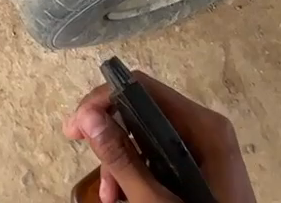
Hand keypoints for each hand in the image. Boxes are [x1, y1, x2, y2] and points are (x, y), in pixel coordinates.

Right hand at [65, 70, 256, 202]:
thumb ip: (123, 160)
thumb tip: (87, 116)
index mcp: (204, 127)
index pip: (141, 88)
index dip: (102, 100)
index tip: (76, 128)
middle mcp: (204, 128)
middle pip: (140, 111)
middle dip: (109, 138)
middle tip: (84, 156)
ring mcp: (202, 147)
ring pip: (144, 135)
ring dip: (119, 162)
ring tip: (109, 196)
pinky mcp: (199, 166)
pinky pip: (157, 155)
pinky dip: (136, 172)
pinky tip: (123, 196)